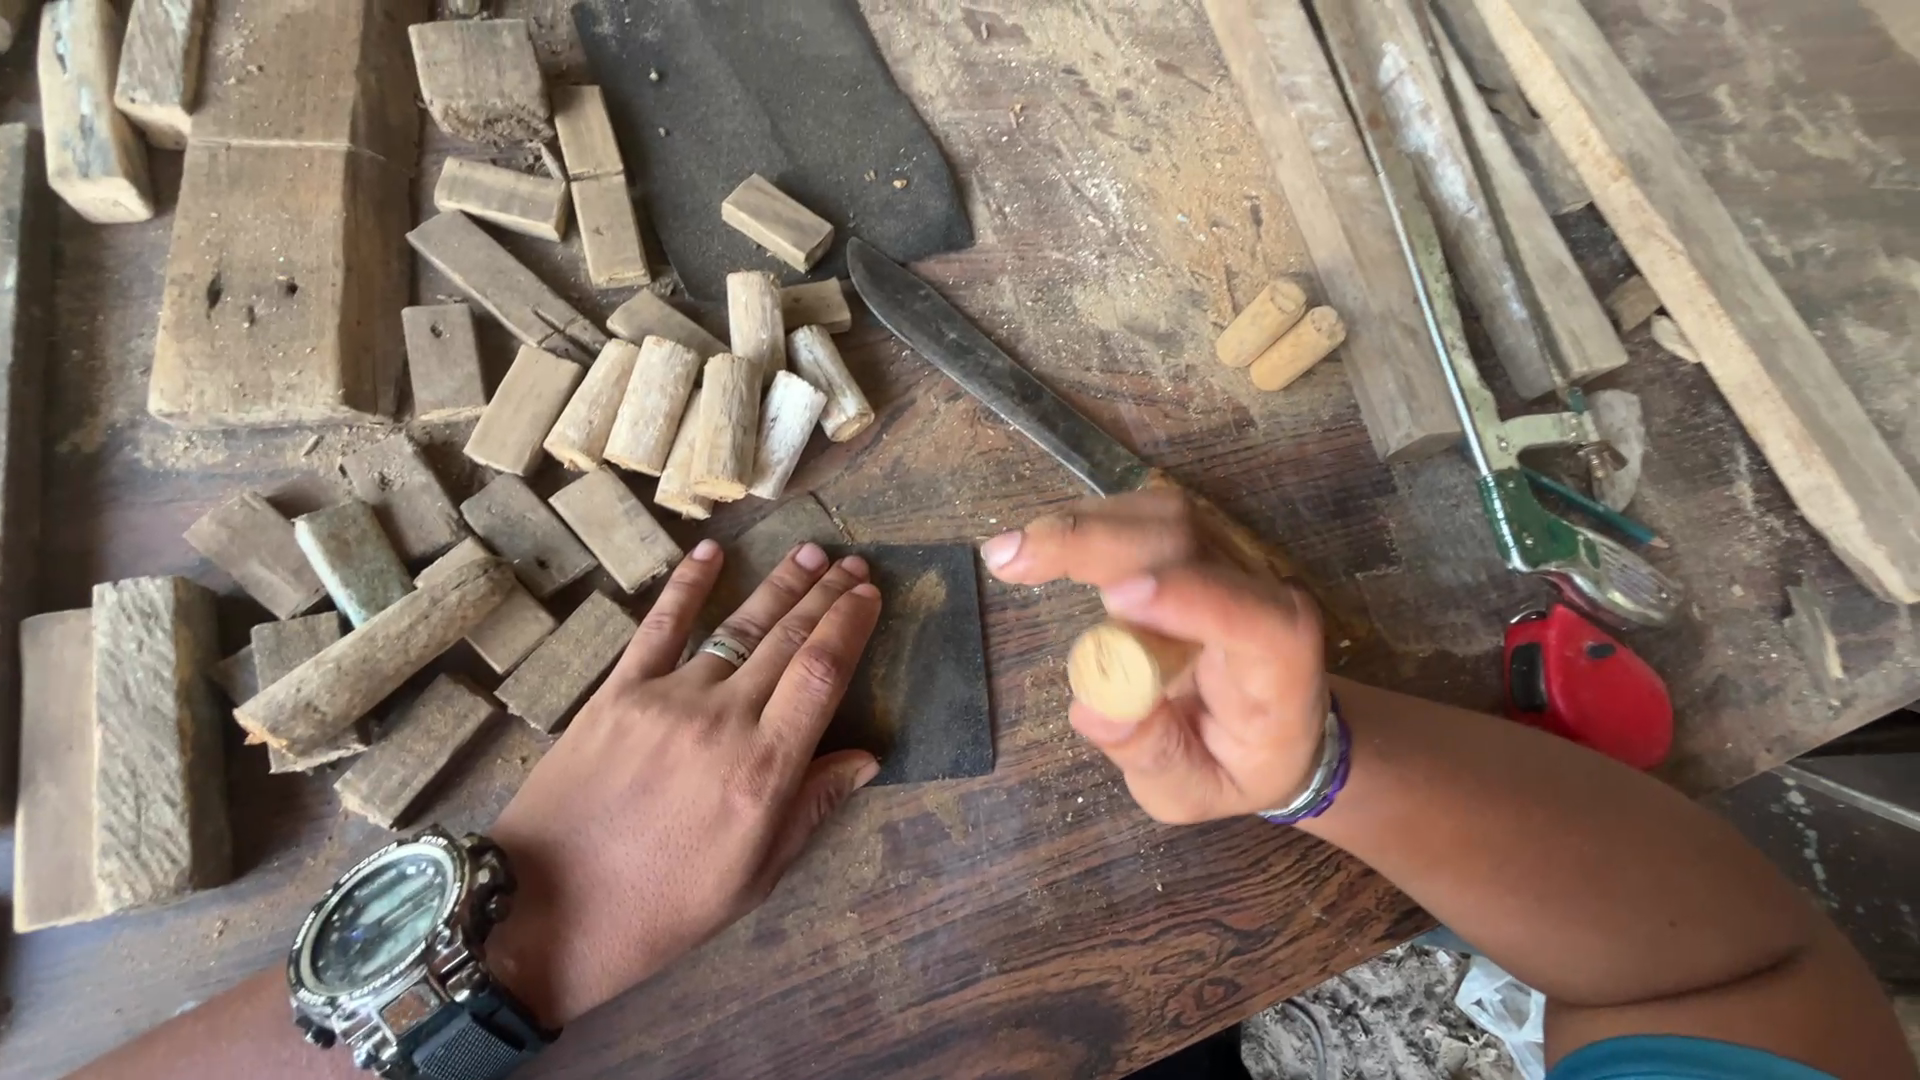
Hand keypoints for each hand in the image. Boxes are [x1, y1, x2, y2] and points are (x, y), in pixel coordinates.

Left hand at [485, 539, 882, 1027]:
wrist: (541, 915)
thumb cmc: (662, 908)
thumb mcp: (755, 877)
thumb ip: (813, 807)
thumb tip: (867, 757)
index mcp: (763, 769)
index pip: (822, 672)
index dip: (851, 624)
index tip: (870, 595)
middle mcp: (722, 720)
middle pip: (788, 638)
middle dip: (828, 595)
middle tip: (854, 564)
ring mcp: (666, 699)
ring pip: (737, 626)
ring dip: (780, 584)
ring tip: (811, 553)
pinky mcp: (616, 692)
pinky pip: (658, 626)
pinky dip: (688, 585)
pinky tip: (712, 551)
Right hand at [982, 489, 1328, 823]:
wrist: (1272, 726)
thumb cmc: (1236, 763)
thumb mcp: (1196, 790)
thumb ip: (1154, 755)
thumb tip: (1095, 709)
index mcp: (1279, 665)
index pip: (1251, 617)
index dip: (1191, 597)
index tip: (1116, 599)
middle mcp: (1262, 594)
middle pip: (1188, 543)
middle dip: (1096, 543)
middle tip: (1012, 559)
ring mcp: (1230, 560)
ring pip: (1160, 517)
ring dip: (1081, 527)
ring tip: (1011, 554)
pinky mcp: (1196, 545)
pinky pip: (1144, 515)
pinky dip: (1087, 523)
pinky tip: (1042, 543)